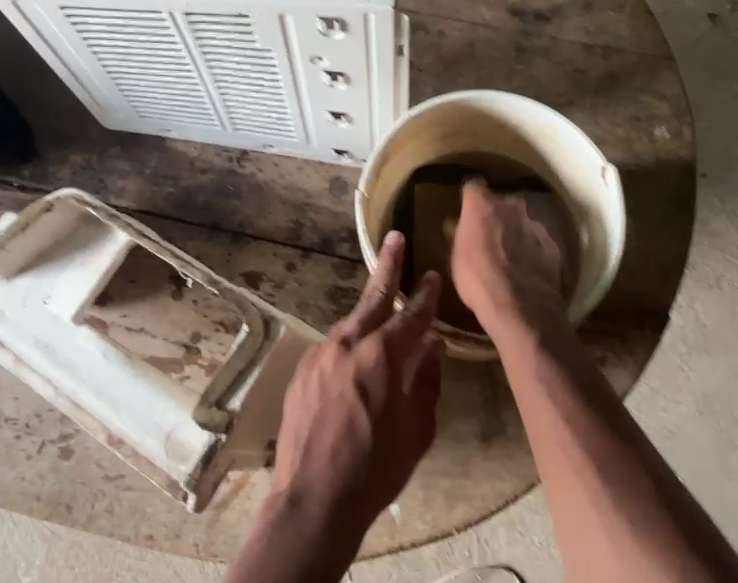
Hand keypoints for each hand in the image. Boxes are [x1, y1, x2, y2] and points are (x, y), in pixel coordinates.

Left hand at [269, 230, 444, 536]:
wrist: (314, 499)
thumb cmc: (376, 469)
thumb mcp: (418, 430)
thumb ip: (427, 381)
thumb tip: (435, 348)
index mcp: (383, 354)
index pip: (412, 314)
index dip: (426, 295)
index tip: (434, 275)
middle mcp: (348, 344)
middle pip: (373, 297)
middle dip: (388, 266)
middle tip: (396, 238)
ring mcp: (320, 355)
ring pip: (351, 324)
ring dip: (368, 314)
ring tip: (382, 308)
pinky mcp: (302, 372)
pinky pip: (332, 348)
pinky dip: (349, 345)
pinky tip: (355, 359)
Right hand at [451, 178, 567, 340]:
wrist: (521, 307)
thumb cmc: (478, 280)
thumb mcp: (457, 257)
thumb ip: (464, 235)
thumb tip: (468, 229)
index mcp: (482, 204)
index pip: (473, 186)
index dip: (470, 198)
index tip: (468, 210)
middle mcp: (511, 205)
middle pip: (502, 201)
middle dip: (497, 214)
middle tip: (491, 236)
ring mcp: (536, 223)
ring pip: (523, 220)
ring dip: (517, 231)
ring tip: (512, 256)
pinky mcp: (554, 244)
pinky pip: (539, 240)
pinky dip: (534, 249)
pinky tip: (529, 269)